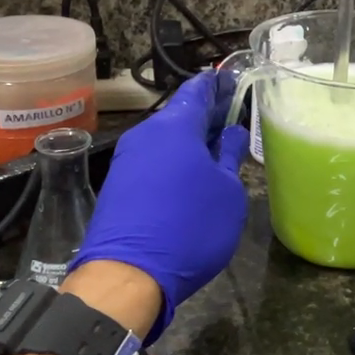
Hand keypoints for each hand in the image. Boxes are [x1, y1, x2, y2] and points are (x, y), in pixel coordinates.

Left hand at [71, 70, 249, 343]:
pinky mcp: (120, 185)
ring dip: (192, 139)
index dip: (218, 83)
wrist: (128, 275)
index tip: (235, 79)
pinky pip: (154, 159)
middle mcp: (147, 134)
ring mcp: (129, 159)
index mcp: (176, 126)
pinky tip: (192, 172)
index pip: (199, 89)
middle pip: (181, 113)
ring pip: (167, 138)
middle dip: (208, 113)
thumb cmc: (191, 225)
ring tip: (218, 147)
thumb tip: (231, 133)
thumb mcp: (227, 191)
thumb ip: (229, 156)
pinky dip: (175, 158)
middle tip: (234, 116)